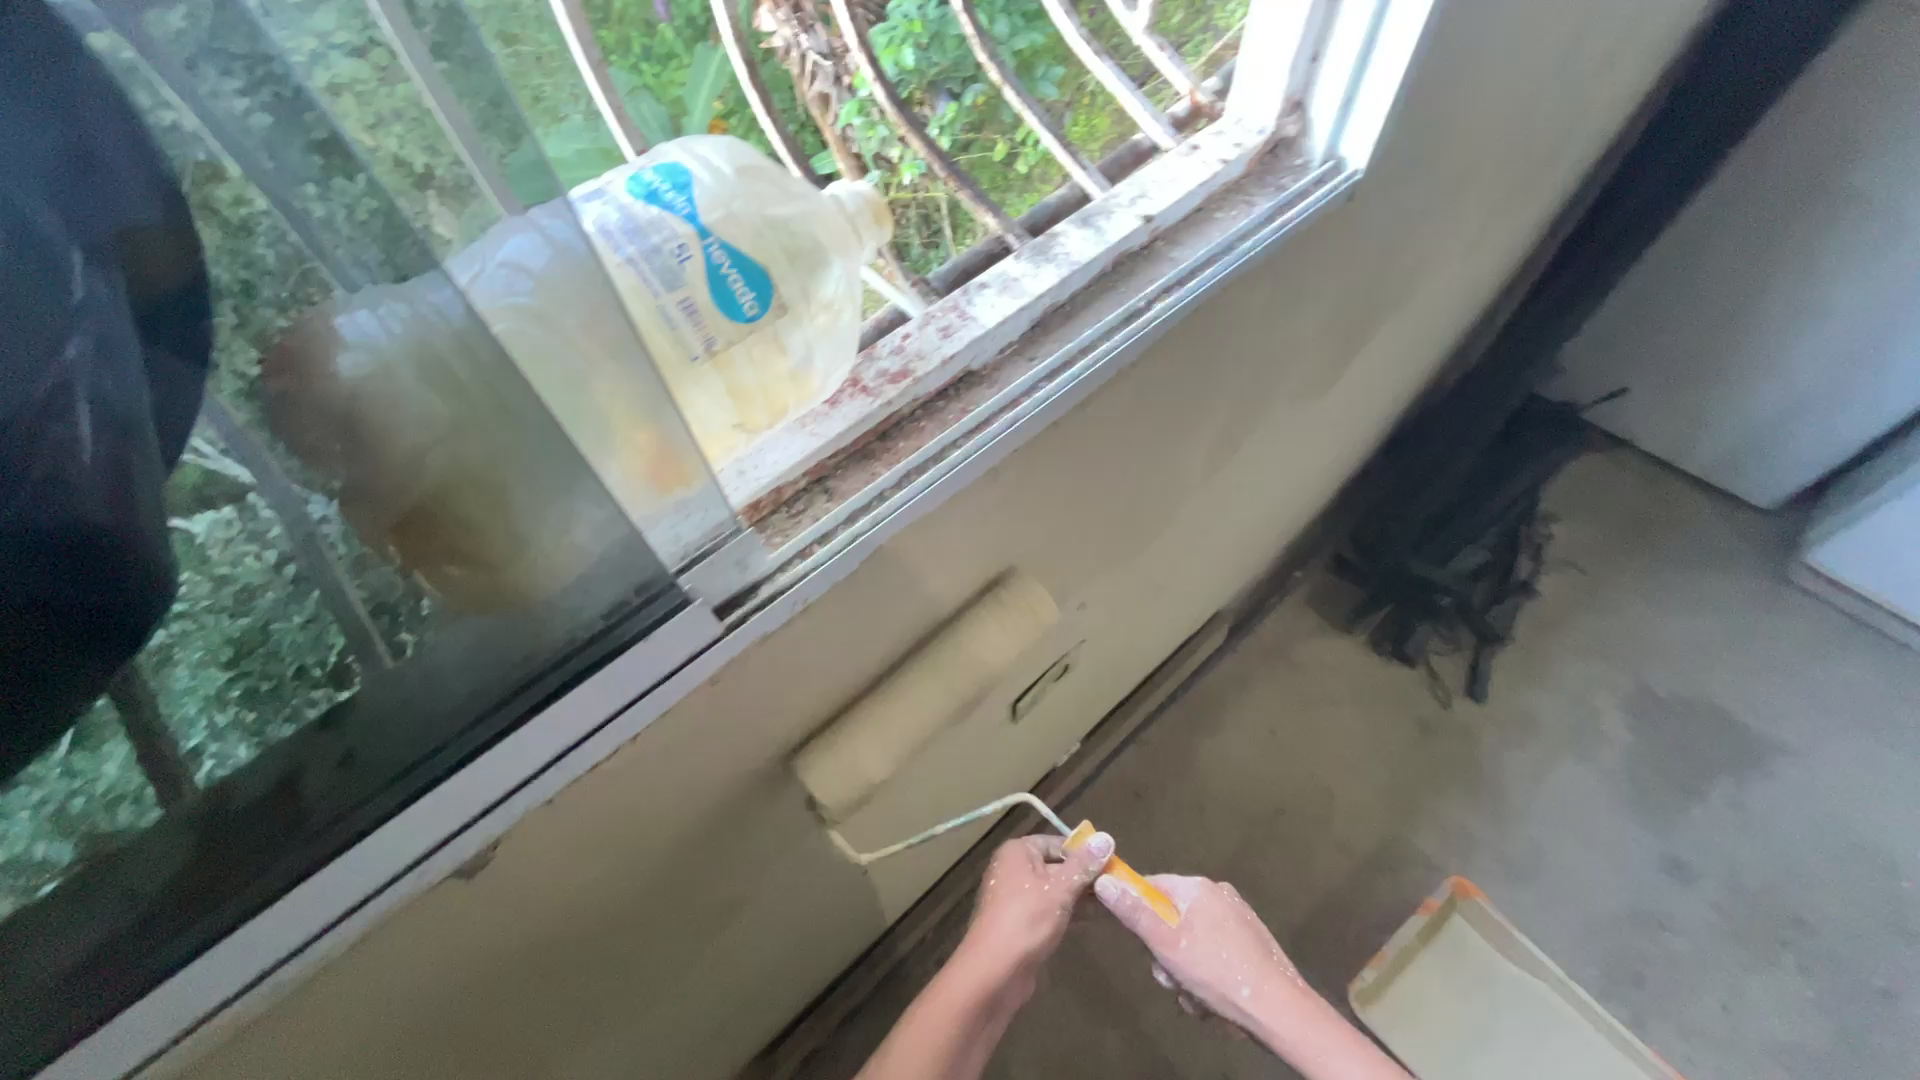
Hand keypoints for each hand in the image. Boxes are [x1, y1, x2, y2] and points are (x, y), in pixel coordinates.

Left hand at [958, 832, 1113, 988]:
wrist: (995, 971)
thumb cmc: (1027, 919)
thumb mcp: (1060, 888)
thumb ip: (1084, 865)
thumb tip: (1107, 838)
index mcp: (1018, 852)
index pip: (1056, 842)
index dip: (1083, 851)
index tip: (1112, 861)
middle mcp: (1014, 870)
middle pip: (1056, 866)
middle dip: (1085, 876)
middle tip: (1118, 883)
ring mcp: (1017, 898)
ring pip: (1055, 890)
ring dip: (1081, 896)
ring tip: (1113, 901)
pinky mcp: (1022, 924)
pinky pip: (1050, 910)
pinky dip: (1070, 912)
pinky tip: (1095, 918)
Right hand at [1094, 874, 1309, 1035]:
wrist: (1280, 1010)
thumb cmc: (1217, 972)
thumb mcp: (1166, 945)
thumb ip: (1133, 912)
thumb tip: (1103, 879)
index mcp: (1197, 888)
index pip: (1152, 886)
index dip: (1137, 911)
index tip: (1138, 941)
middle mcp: (1218, 895)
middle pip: (1171, 918)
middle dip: (1165, 954)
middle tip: (1171, 979)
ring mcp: (1237, 919)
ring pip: (1191, 941)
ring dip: (1185, 971)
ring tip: (1195, 997)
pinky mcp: (1251, 943)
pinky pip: (1213, 953)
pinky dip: (1207, 975)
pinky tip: (1213, 1000)